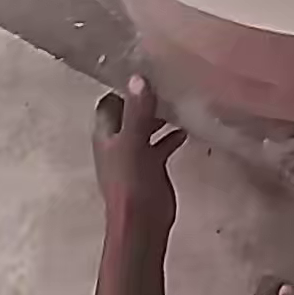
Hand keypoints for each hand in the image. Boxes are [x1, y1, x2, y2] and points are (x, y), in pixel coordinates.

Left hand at [93, 75, 187, 248]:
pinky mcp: (151, 166)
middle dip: (145, 99)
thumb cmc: (131, 181)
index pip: (110, 102)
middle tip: (168, 83)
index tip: (145, 72)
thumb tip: (138, 77)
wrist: (141, 222)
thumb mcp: (134, 142)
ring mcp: (134, 155)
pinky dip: (171, 135)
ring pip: (146, 127)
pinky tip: (187, 129)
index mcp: (107, 135)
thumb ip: (138, 111)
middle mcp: (118, 142)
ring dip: (159, 116)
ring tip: (179, 100)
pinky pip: (161, 144)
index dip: (123, 88)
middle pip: (129, 113)